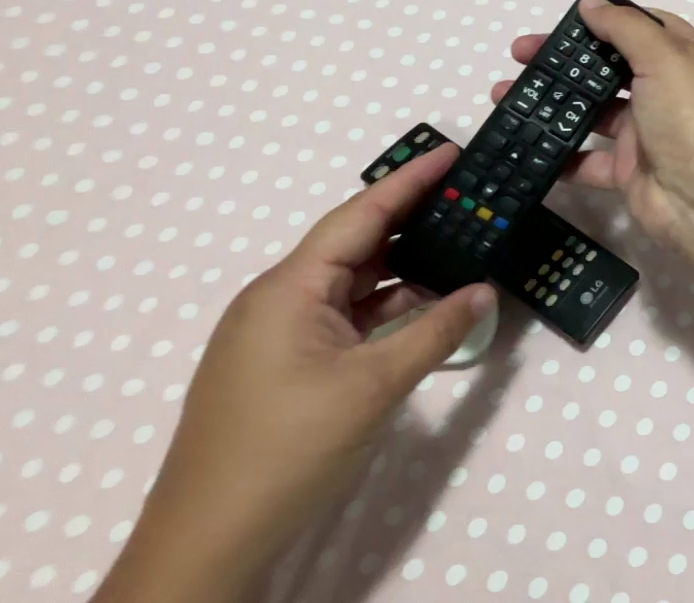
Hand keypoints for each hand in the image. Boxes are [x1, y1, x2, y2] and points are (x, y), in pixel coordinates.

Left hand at [95, 146, 496, 602]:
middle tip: (467, 196)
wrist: (208, 540)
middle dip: (411, 218)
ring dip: (402, 266)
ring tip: (459, 244)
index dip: (408, 181)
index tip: (452, 152)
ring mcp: (278, 334)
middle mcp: (278, 300)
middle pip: (354, 243)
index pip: (360, 216)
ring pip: (351, 282)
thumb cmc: (288, 448)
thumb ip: (435, 331)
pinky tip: (425, 305)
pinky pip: (344, 315)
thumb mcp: (374, 386)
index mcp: (289, 290)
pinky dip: (386, 305)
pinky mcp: (285, 364)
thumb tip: (484, 291)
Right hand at [491, 0, 693, 256]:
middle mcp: (668, 91)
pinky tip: (525, 144)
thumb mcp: (666, 58)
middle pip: (610, 67)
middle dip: (567, 60)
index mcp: (687, 57)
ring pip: (593, 111)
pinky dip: (559, 154)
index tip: (566, 19)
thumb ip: (626, 28)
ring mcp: (648, 132)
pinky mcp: (629, 169)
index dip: (608, 19)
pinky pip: (587, 159)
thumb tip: (592, 4)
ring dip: (552, 102)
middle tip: (519, 56)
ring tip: (504, 96)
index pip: (645, 27)